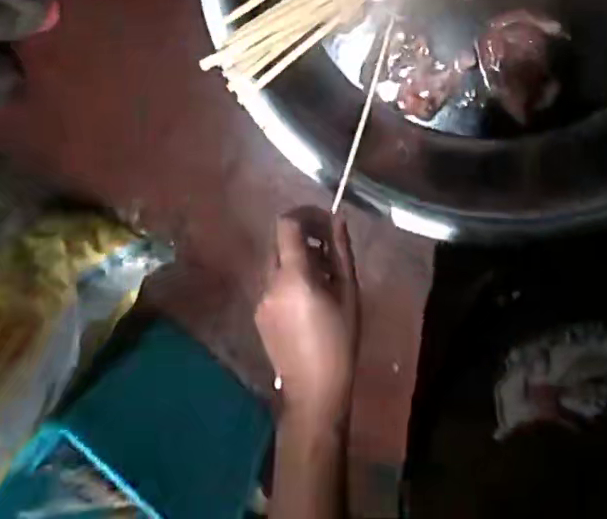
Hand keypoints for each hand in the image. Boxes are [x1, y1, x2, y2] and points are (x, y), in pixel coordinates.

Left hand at [256, 208, 358, 422]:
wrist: (313, 393)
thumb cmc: (339, 343)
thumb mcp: (348, 294)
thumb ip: (341, 252)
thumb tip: (337, 219)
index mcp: (293, 275)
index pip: (287, 223)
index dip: (305, 214)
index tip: (325, 221)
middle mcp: (270, 280)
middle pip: (279, 239)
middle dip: (303, 235)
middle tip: (329, 249)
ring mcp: (260, 297)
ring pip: (275, 260)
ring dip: (296, 256)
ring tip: (324, 276)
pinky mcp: (258, 312)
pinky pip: (272, 281)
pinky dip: (288, 276)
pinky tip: (309, 298)